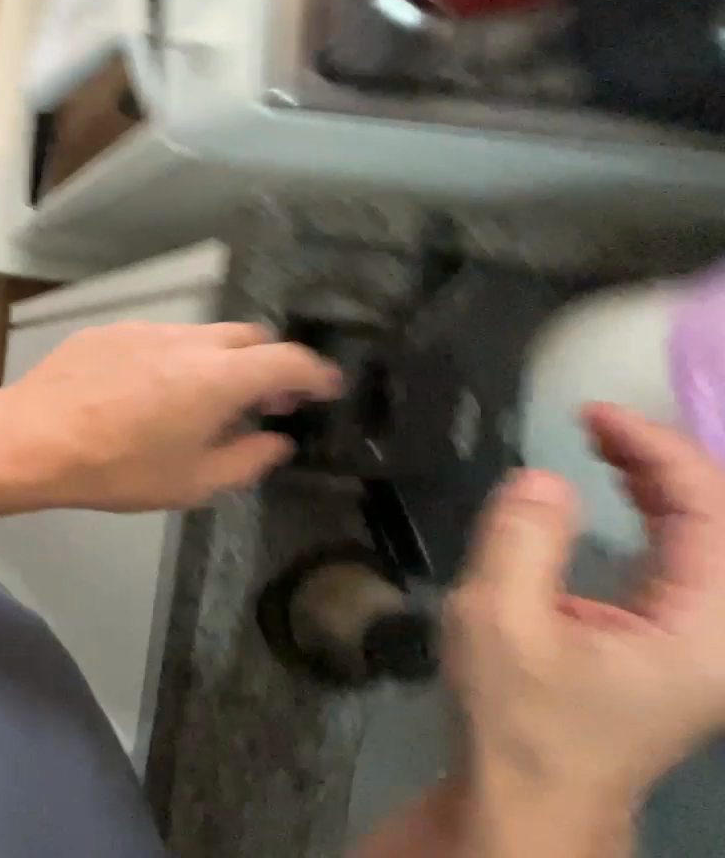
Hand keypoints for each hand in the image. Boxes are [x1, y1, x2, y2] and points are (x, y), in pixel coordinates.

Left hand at [0, 322, 341, 512]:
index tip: (325, 390)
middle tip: (263, 401)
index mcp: (217, 376)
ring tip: (202, 399)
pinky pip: (153, 338)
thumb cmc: (114, 468)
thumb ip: (246, 459)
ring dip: (216, 360)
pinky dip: (170, 358)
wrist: (29, 438)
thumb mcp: (190, 482)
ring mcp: (139, 330)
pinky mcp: (102, 332)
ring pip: (198, 335)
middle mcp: (184, 341)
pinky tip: (148, 391)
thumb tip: (275, 441)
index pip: (289, 360)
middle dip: (267, 364)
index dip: (316, 375)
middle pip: (247, 338)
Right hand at [445, 405, 724, 818]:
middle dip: (668, 461)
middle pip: (724, 524)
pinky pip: (688, 559)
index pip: (712, 516)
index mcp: (707, 626)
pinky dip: (658, 514)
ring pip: (711, 539)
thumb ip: (521, 542)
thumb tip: (542, 477)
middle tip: (594, 420)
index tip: (594, 413)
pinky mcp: (678, 640)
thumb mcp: (500, 619)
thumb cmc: (519, 710)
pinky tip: (620, 493)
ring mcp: (708, 638)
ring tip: (604, 442)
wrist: (534, 788)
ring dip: (665, 483)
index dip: (661, 453)